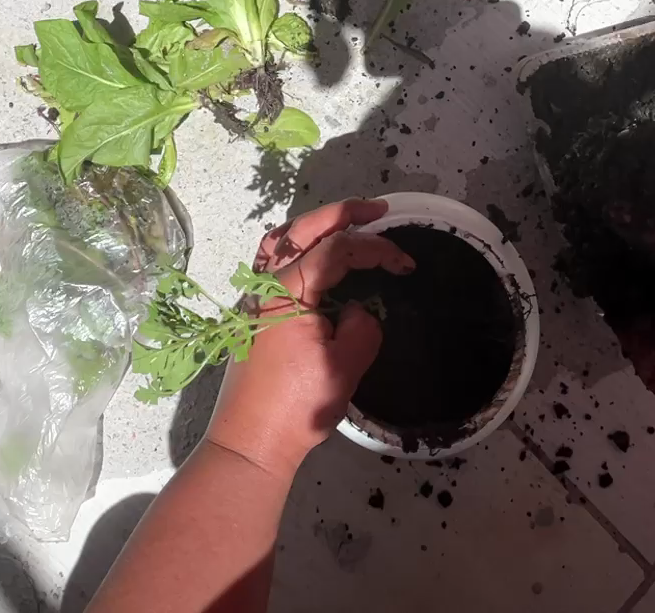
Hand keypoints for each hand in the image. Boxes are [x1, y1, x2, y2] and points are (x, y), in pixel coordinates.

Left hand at [201, 199, 414, 479]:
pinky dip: (299, 246)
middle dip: (343, 213)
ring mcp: (255, 296)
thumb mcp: (345, 367)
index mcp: (287, 290)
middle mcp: (266, 283)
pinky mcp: (255, 312)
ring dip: (315, 225)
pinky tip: (318, 257)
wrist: (249, 444)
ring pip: (281, 240)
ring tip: (347, 223)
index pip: (337, 249)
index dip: (376, 249)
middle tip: (379, 210)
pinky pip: (274, 261)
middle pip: (304, 229)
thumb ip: (362, 326)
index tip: (405, 264)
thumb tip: (356, 311)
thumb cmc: (296, 407)